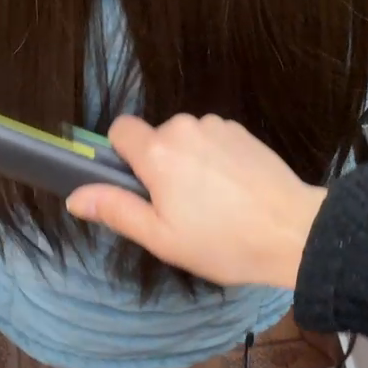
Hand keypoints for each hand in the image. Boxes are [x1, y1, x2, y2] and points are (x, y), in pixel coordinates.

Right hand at [65, 114, 325, 289]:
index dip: (121, 155)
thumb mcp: (162, 238)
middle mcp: (183, 126)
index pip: (120, 129)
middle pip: (154, 137)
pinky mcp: (241, 130)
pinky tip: (232, 189)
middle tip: (179, 208)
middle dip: (158, 165)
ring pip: (184, 139)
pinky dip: (213, 157)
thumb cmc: (222, 242)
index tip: (138, 186)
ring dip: (187, 161)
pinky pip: (211, 138)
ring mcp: (215, 125)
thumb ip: (116, 210)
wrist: (293, 230)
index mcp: (157, 151)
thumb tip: (75, 196)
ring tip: (212, 202)